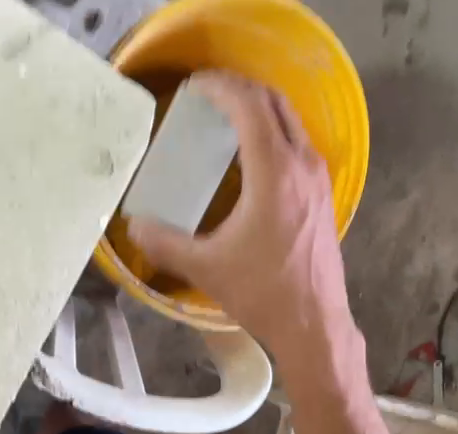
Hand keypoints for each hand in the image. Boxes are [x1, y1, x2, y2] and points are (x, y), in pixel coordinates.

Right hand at [125, 72, 352, 354]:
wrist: (313, 323)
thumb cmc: (263, 294)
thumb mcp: (206, 268)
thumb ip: (166, 244)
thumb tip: (136, 229)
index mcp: (274, 173)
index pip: (249, 107)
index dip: (220, 88)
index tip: (195, 88)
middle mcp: (302, 164)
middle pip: (274, 102)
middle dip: (240, 90)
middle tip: (209, 96)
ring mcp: (317, 178)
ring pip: (290, 121)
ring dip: (259, 110)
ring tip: (227, 120)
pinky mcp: (321, 195)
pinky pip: (297, 144)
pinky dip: (273, 134)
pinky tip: (251, 157)